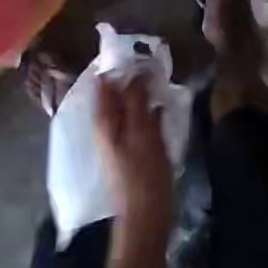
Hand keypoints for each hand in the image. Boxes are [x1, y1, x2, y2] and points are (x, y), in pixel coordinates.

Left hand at [95, 74, 172, 253]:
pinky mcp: (131, 149)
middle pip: (116, 92)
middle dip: (134, 77)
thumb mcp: (142, 132)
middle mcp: (106, 126)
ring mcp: (118, 138)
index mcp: (103, 120)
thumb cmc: (144, 174)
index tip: (142, 52)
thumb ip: (137, 101)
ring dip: (143, 93)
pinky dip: (148, 110)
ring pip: (128, 106)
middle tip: (157, 63)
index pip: (104, 81)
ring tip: (163, 80)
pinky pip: (137, 120)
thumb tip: (136, 73)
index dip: (120, 65)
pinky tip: (163, 107)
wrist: (145, 216)